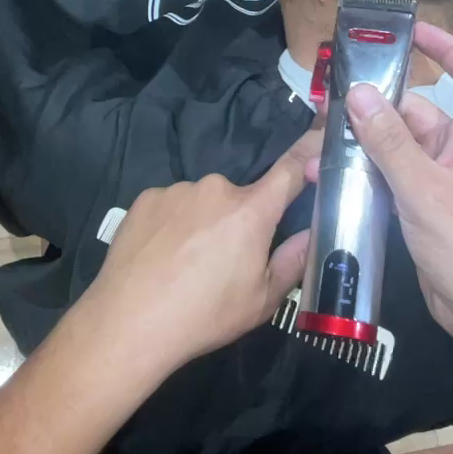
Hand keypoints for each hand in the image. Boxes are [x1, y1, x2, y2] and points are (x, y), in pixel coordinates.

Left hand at [77, 133, 316, 378]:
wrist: (129, 323)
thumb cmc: (204, 315)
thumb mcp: (261, 301)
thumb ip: (293, 261)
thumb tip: (312, 233)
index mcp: (251, 211)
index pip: (290, 170)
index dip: (309, 149)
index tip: (323, 130)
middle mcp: (216, 188)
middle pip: (240, 198)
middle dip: (238, 221)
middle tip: (223, 262)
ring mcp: (178, 189)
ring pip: (203, 202)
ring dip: (203, 222)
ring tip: (184, 265)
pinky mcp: (146, 197)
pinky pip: (172, 205)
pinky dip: (172, 225)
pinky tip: (160, 257)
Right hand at [342, 22, 452, 348]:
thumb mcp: (425, 192)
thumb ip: (390, 143)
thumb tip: (357, 91)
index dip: (450, 49)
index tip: (411, 32)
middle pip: (416, 113)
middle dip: (376, 106)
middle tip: (329, 104)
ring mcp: (436, 184)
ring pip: (395, 148)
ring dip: (360, 145)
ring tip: (316, 147)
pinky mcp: (419, 211)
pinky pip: (387, 179)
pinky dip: (361, 176)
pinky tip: (324, 181)